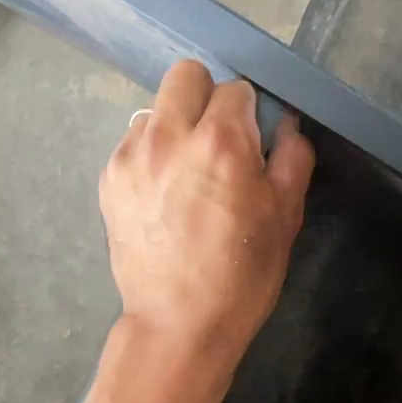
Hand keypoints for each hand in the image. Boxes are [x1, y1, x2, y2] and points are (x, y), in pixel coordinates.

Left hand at [99, 60, 314, 364]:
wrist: (178, 326)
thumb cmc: (241, 280)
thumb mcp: (284, 220)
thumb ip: (291, 159)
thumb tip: (284, 125)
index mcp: (221, 142)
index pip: (237, 90)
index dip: (250, 116)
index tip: (253, 147)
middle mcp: (169, 136)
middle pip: (186, 76)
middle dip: (208, 100)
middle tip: (219, 145)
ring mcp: (132, 157)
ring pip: (156, 109)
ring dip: (176, 128)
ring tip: (187, 176)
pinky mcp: (110, 180)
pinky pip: (133, 144)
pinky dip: (151, 157)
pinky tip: (164, 198)